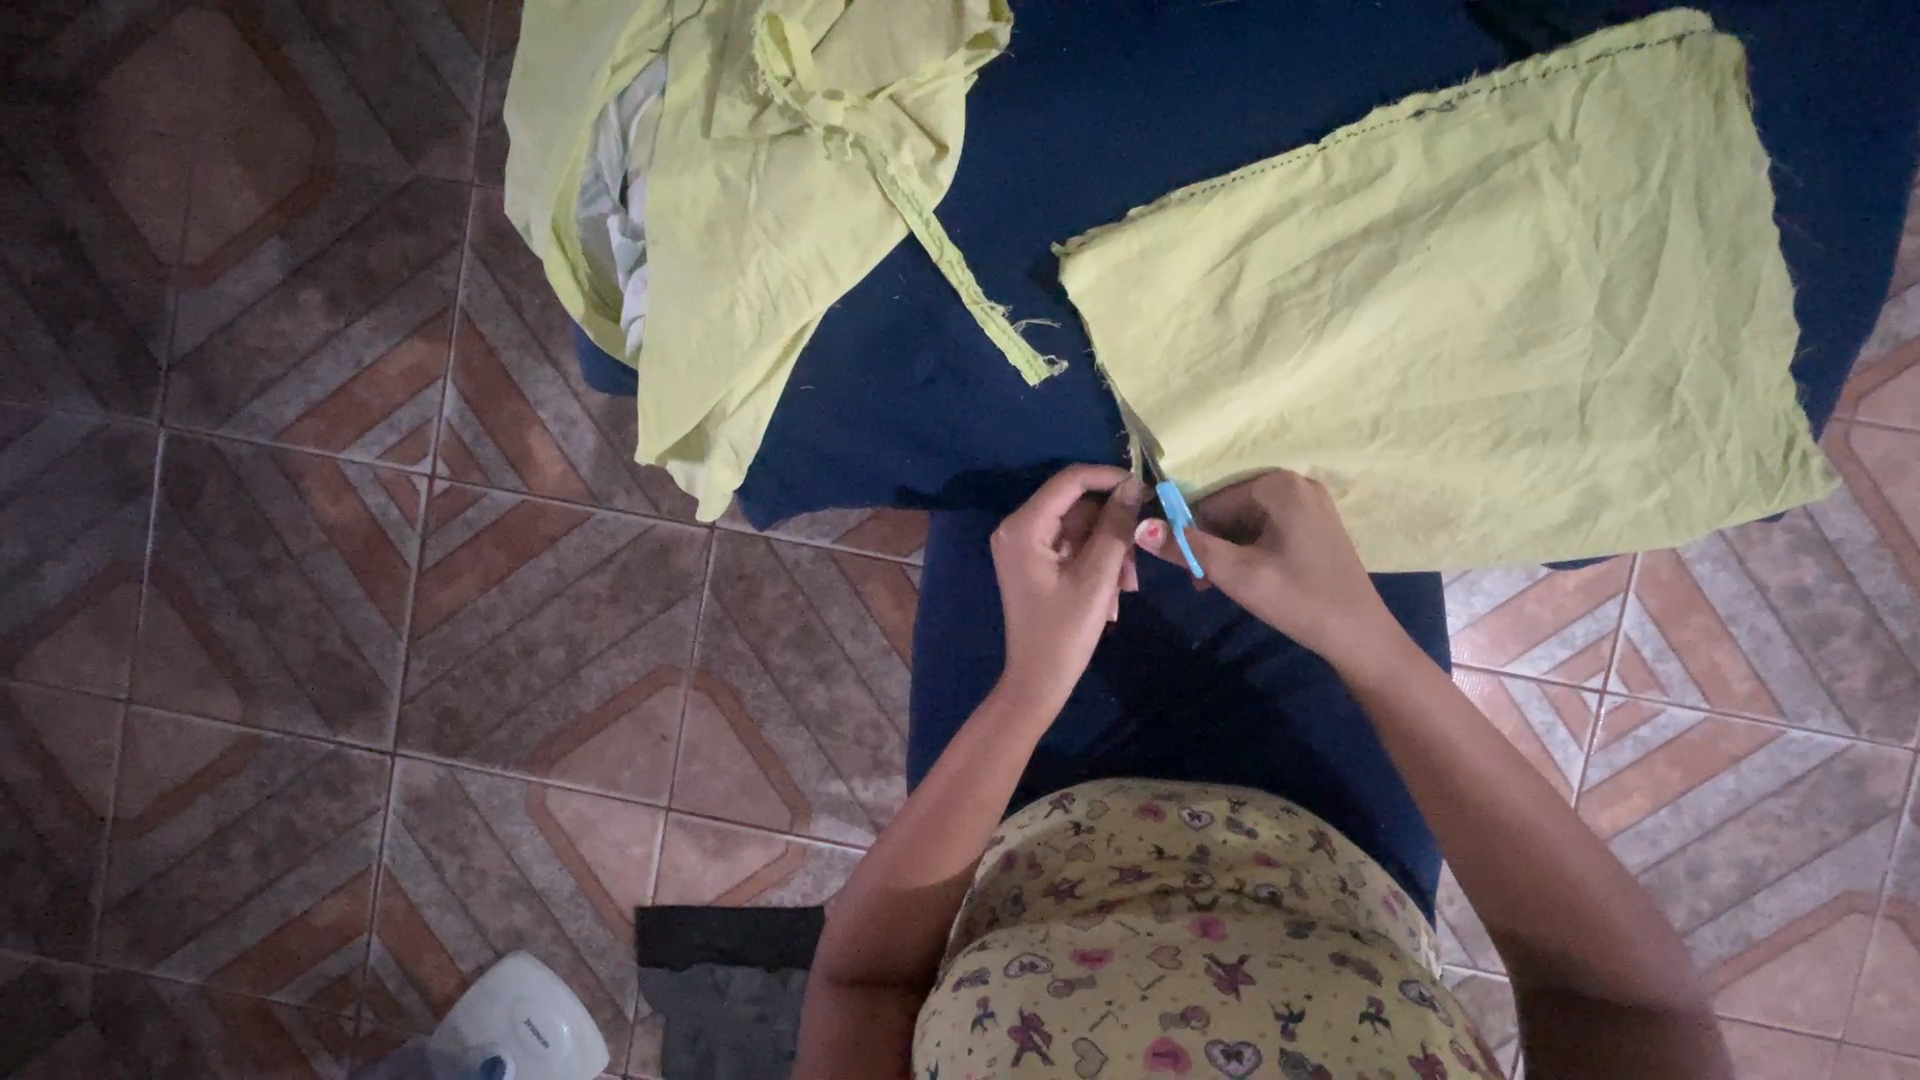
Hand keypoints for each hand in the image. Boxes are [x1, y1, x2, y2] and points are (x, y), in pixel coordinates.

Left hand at [991, 465, 1145, 707]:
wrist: (1038, 681)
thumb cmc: (1065, 632)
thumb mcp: (1097, 577)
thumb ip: (1116, 527)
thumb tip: (1133, 486)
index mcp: (1023, 526)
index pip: (1070, 480)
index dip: (1110, 478)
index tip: (1146, 491)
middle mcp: (1018, 528)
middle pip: (1078, 506)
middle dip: (1113, 529)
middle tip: (1138, 559)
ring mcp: (1025, 546)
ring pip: (1080, 528)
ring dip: (1110, 551)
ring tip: (1127, 587)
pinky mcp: (1035, 563)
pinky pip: (1073, 548)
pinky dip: (1097, 564)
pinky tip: (1113, 595)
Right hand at [1134, 469, 1400, 665]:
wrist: (1359, 636)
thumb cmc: (1297, 600)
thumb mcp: (1234, 574)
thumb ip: (1185, 548)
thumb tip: (1138, 527)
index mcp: (1278, 485)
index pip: (1210, 500)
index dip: (1192, 535)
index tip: (1191, 572)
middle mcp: (1295, 483)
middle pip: (1227, 508)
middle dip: (1210, 544)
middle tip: (1206, 584)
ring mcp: (1310, 503)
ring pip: (1244, 520)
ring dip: (1227, 551)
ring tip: (1224, 586)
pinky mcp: (1315, 524)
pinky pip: (1266, 527)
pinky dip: (1250, 550)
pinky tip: (1249, 579)